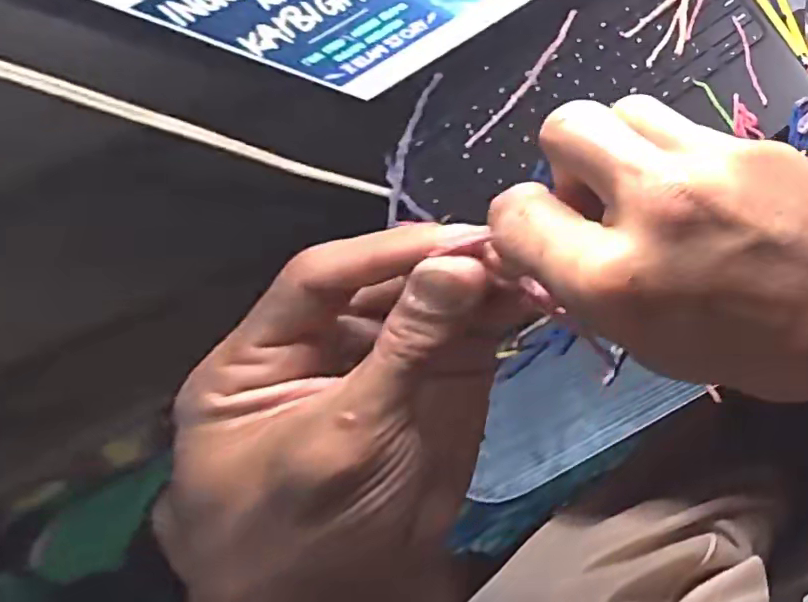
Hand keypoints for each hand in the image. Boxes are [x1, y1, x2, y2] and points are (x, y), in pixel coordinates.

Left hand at [156, 223, 520, 601]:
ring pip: (447, 286)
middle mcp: (336, 336)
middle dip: (452, 259)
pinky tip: (539, 292)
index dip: (389, 251)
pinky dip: (513, 300)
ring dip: (492, 275)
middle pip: (394, 273)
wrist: (358, 590)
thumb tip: (459, 261)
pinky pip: (484, 314)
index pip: (322, 276)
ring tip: (534, 268)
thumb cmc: (307, 527)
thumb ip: (405, 344)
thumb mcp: (348, 435)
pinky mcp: (452, 357)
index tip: (460, 240)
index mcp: (268, 354)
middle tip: (511, 250)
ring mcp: (399, 345)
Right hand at [487, 97, 807, 407]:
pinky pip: (690, 126)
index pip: (517, 213)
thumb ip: (598, 290)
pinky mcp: (751, 141)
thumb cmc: (766, 351)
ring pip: (629, 108)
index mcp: (616, 278)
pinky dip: (682, 151)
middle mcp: (654, 204)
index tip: (552, 227)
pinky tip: (715, 184)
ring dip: (627, 142)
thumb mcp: (658, 347)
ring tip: (658, 179)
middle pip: (568, 124)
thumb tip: (562, 248)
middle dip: (570, 158)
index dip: (525, 219)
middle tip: (605, 193)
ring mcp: (709, 161)